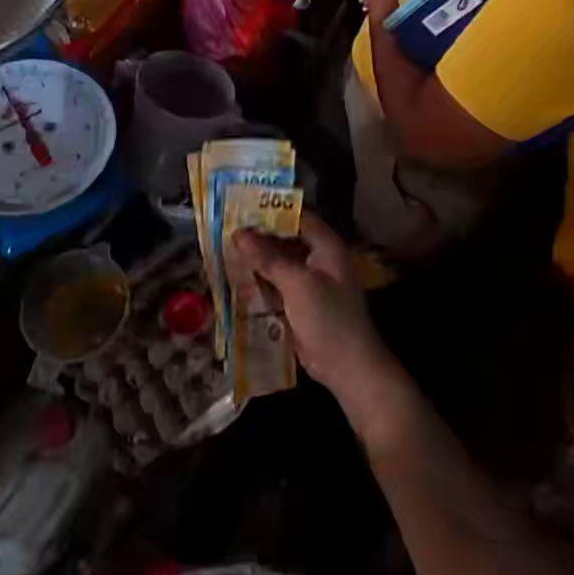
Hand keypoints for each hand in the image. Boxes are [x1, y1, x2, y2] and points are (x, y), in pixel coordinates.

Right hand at [236, 212, 396, 403]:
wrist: (348, 368)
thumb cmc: (328, 318)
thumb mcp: (297, 284)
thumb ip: (268, 258)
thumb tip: (239, 233)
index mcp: (327, 247)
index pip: (298, 217)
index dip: (271, 210)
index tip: (241, 206)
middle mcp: (319, 259)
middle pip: (286, 239)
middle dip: (259, 236)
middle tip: (226, 229)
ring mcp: (310, 282)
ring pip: (279, 262)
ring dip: (257, 259)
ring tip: (225, 250)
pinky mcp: (301, 303)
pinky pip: (277, 284)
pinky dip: (260, 280)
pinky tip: (236, 278)